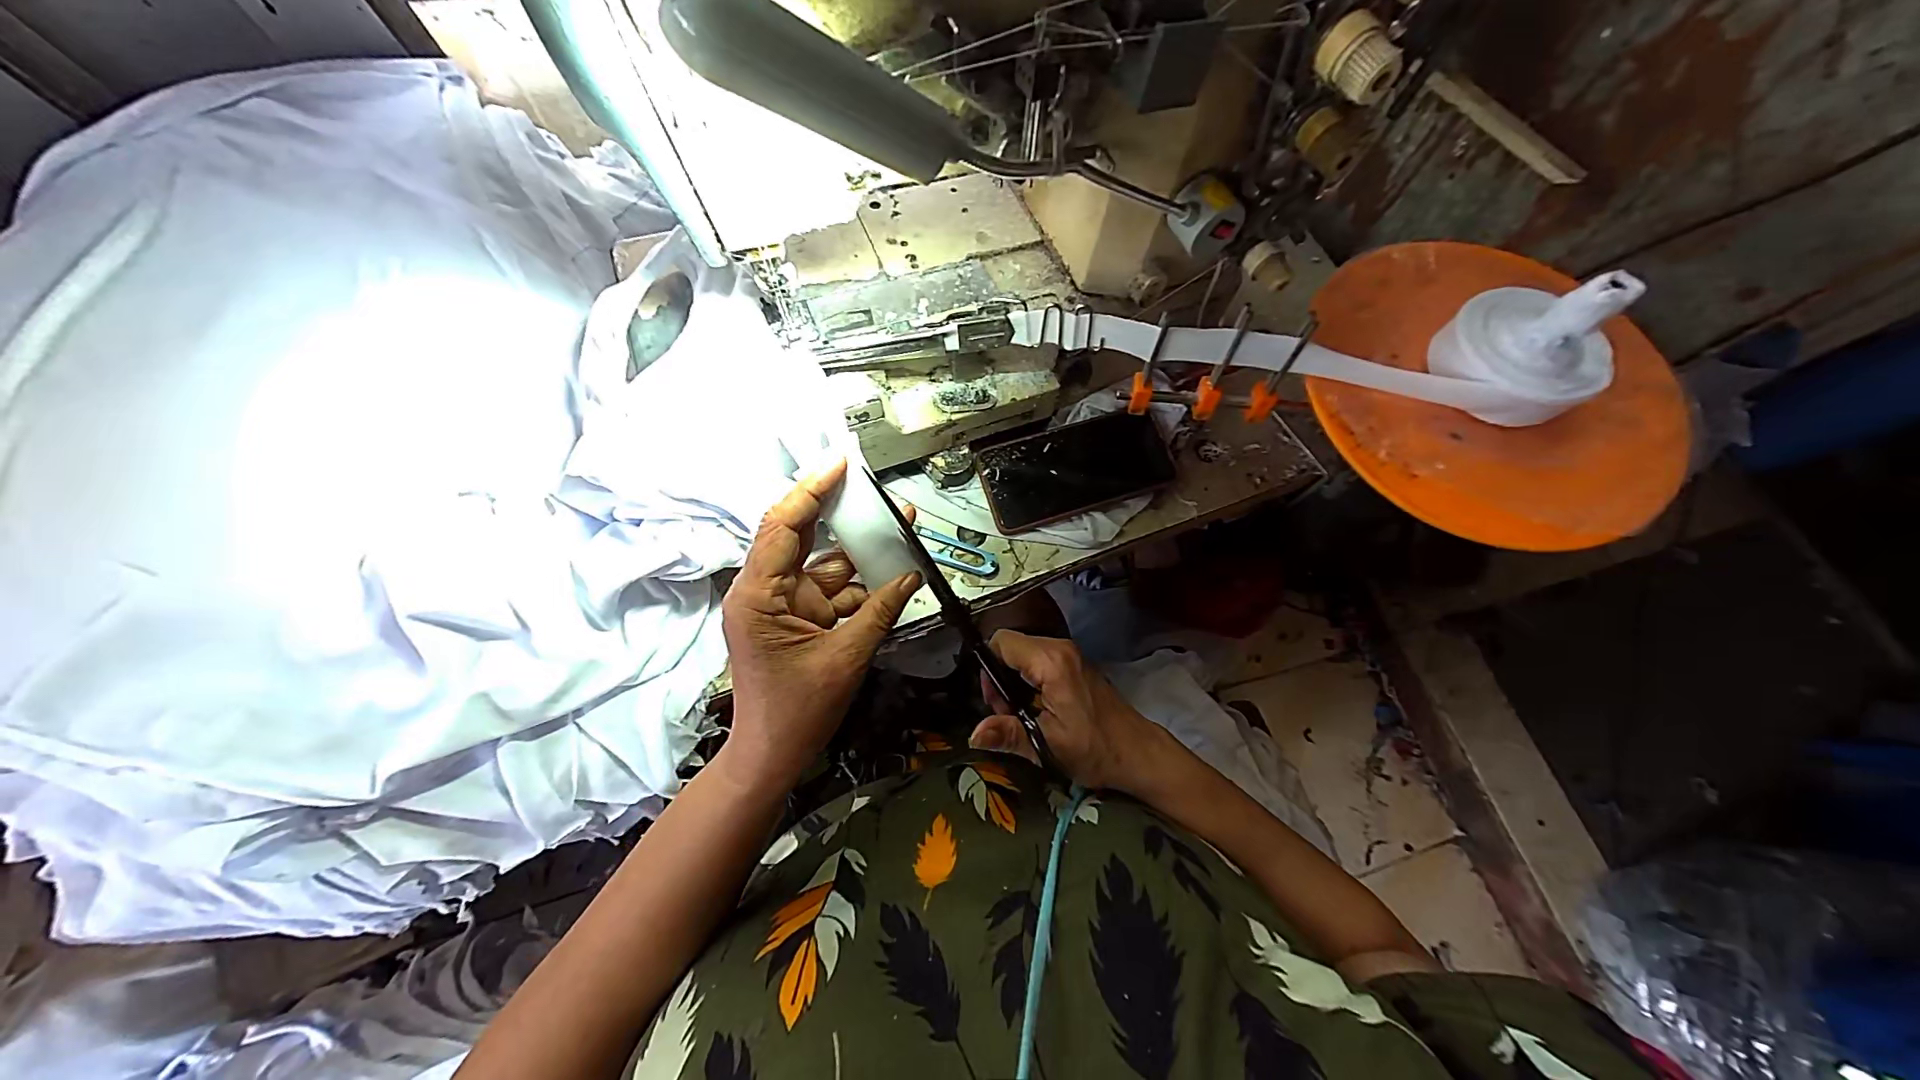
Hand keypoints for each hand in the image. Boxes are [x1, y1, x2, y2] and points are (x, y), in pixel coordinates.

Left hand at [721, 459, 919, 786]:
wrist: (772, 755)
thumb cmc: (793, 712)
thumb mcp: (844, 657)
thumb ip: (880, 612)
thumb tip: (909, 578)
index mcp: (759, 594)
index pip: (783, 525)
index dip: (811, 490)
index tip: (838, 464)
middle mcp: (765, 591)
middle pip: (802, 536)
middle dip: (839, 513)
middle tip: (872, 490)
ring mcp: (783, 604)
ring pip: (823, 565)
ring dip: (858, 554)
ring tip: (896, 533)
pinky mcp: (797, 618)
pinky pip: (831, 591)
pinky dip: (859, 586)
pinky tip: (890, 576)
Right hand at [969, 630, 1176, 794]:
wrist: (1137, 753)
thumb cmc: (1095, 749)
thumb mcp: (1047, 745)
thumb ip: (1008, 734)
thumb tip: (974, 735)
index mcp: (1051, 662)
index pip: (1001, 641)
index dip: (988, 667)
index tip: (996, 700)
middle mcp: (1060, 648)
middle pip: (1010, 646)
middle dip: (999, 676)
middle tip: (1008, 712)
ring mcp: (1069, 654)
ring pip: (1023, 653)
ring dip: (1013, 680)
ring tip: (1022, 713)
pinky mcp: (1074, 663)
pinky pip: (1038, 660)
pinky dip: (1029, 680)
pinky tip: (1036, 708)